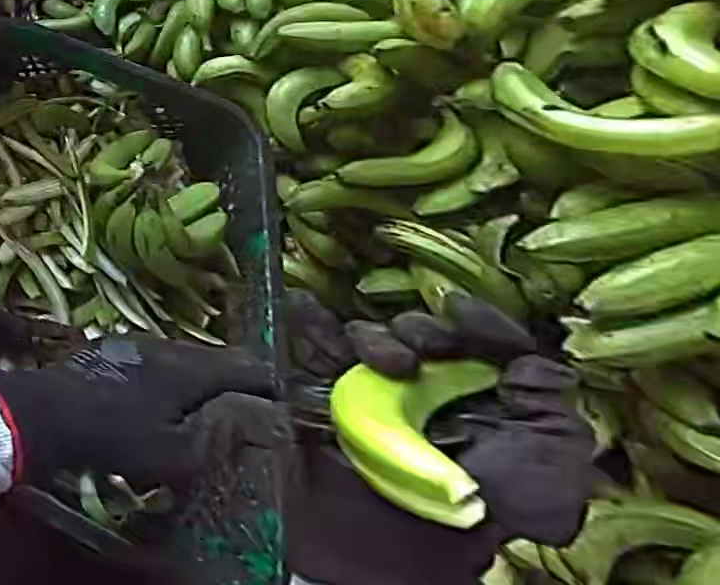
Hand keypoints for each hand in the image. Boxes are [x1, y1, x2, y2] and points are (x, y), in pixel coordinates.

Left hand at [0, 335, 285, 489]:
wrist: (44, 411)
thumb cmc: (117, 437)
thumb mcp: (181, 450)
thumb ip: (228, 429)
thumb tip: (273, 415)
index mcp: (186, 365)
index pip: (245, 365)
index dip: (270, 389)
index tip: (283, 412)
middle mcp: (161, 344)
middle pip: (212, 360)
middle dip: (235, 386)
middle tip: (249, 418)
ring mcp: (130, 343)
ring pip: (181, 359)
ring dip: (199, 383)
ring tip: (207, 413)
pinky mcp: (108, 351)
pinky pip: (153, 362)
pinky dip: (169, 381)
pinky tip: (162, 403)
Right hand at [286, 292, 597, 584]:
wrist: (350, 544)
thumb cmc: (446, 526)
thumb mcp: (532, 493)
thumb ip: (549, 434)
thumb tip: (535, 368)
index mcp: (489, 420)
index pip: (493, 357)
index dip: (482, 329)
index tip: (459, 309)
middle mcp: (430, 400)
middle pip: (428, 343)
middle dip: (422, 334)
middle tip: (414, 349)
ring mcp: (366, 393)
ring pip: (370, 339)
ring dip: (370, 335)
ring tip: (365, 358)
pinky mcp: (312, 389)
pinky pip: (307, 343)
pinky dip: (307, 319)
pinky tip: (303, 308)